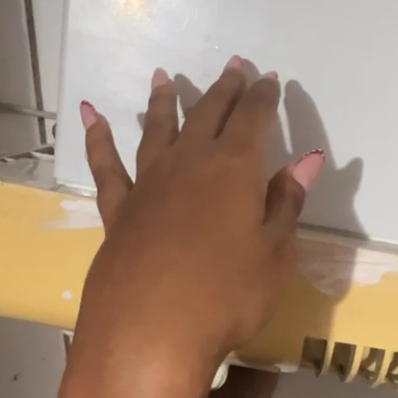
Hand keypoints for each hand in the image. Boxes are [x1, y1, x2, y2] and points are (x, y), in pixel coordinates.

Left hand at [69, 58, 323, 386]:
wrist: (150, 330)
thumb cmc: (228, 295)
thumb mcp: (275, 254)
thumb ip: (286, 204)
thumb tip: (304, 160)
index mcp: (235, 169)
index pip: (253, 120)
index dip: (263, 98)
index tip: (268, 79)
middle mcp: (189, 164)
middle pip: (207, 116)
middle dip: (224, 90)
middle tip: (233, 66)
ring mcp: (148, 185)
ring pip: (157, 130)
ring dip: (165, 102)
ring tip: (165, 78)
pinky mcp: (118, 212)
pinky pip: (108, 166)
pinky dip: (100, 139)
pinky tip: (93, 117)